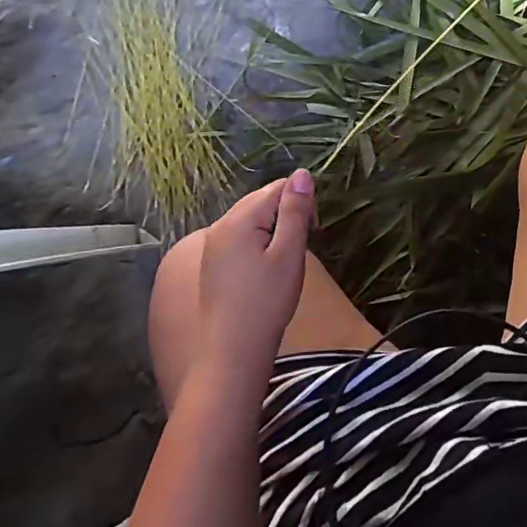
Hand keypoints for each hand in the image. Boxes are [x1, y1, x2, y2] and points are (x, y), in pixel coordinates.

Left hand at [193, 170, 313, 386]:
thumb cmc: (267, 301)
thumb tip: (303, 174)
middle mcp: (220, 225)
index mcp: (239, 219)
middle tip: (302, 247)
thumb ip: (296, 211)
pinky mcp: (213, 263)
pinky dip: (260, 242)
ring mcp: (213, 245)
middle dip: (287, 213)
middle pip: (262, 200)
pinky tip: (267, 268)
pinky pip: (241, 237)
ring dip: (274, 228)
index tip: (313, 231)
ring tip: (287, 259)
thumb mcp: (289, 253)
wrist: (233, 351)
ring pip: (252, 218)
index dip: (301, 202)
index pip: (277, 188)